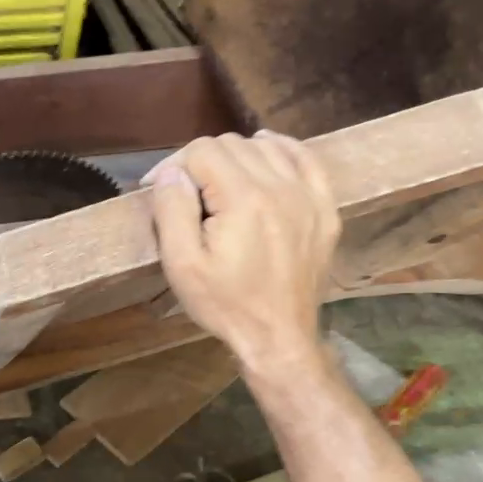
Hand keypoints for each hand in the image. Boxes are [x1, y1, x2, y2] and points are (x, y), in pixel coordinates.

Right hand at [145, 132, 340, 373]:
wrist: (278, 337)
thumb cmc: (224, 303)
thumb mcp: (181, 263)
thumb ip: (172, 210)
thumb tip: (171, 172)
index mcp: (243, 199)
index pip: (202, 150)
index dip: (172, 165)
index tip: (157, 190)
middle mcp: (280, 188)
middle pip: (232, 144)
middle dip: (200, 161)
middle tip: (183, 193)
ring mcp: (308, 197)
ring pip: (265, 146)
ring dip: (235, 155)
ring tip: (216, 183)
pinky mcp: (325, 209)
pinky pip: (306, 159)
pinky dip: (281, 149)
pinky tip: (263, 156)